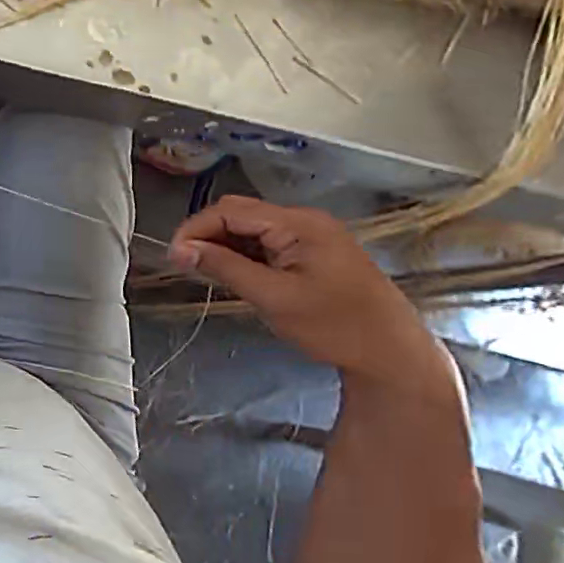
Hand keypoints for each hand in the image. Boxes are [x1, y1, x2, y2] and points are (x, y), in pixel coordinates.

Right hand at [169, 196, 453, 390]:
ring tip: (203, 272)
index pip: (231, 211)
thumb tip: (181, 250)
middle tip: (184, 266)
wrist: (390, 352)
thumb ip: (224, 268)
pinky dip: (243, 255)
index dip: (196, 229)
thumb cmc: (333, 325)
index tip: (173, 257)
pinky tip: (231, 274)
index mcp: (297, 223)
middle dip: (207, 235)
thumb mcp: (272, 297)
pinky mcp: (312, 253)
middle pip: (240, 214)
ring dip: (223, 246)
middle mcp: (303, 220)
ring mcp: (310, 235)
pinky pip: (267, 243)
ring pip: (251, 229)